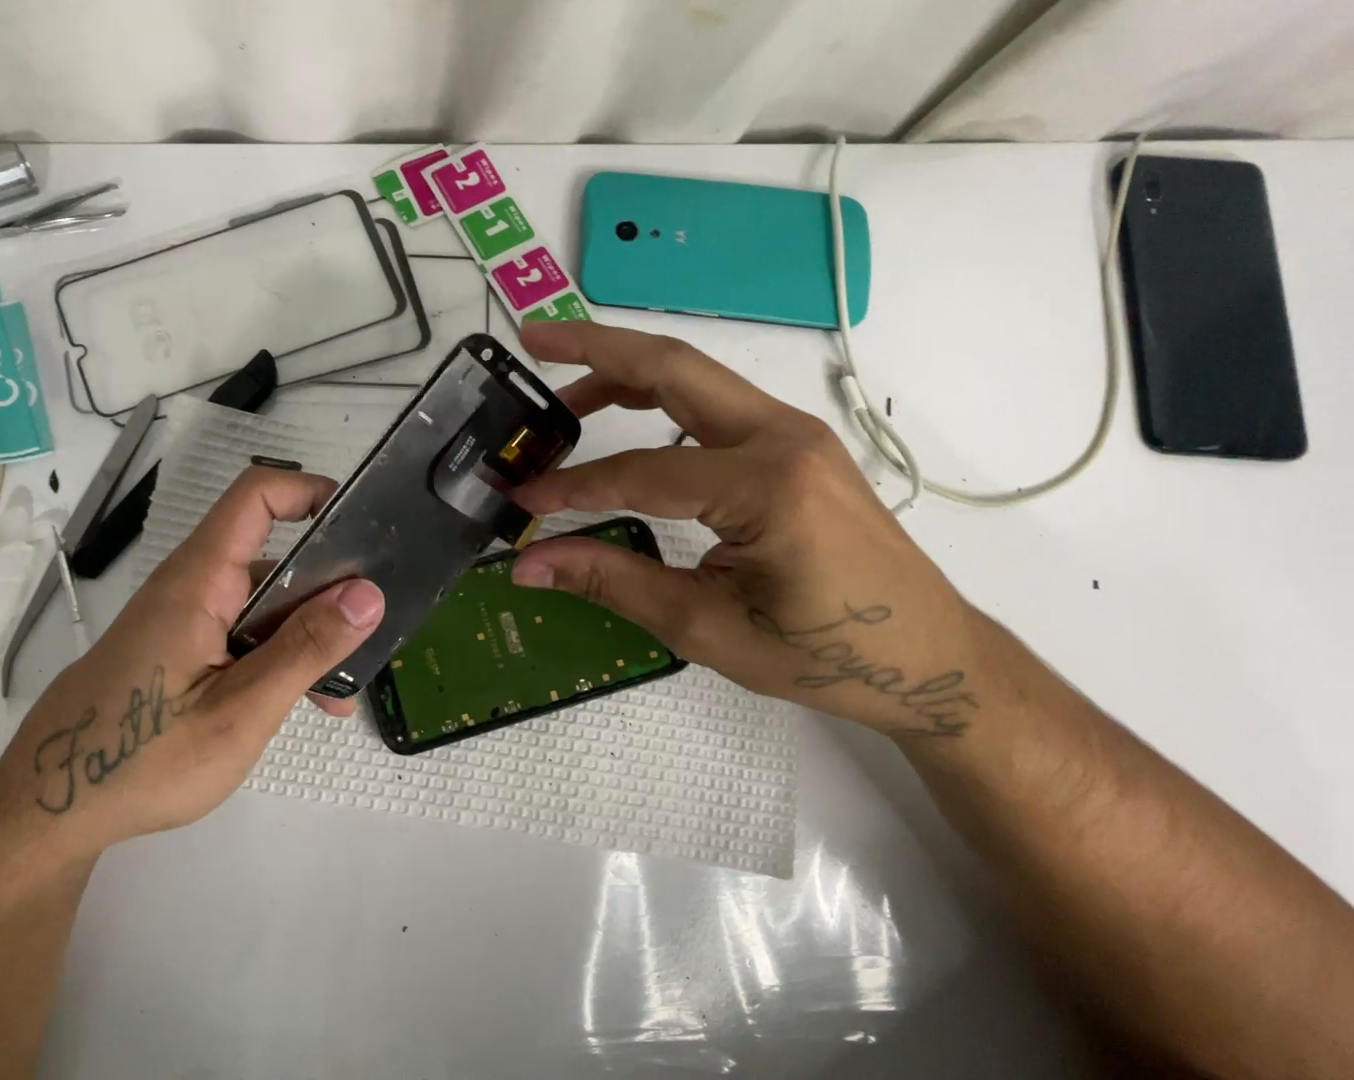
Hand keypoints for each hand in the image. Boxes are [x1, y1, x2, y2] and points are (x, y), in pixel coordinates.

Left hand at [3, 467, 384, 853]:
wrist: (50, 810)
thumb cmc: (143, 760)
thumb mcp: (240, 711)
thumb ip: (306, 649)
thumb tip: (369, 592)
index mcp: (198, 583)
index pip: (254, 498)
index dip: (308, 492)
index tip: (361, 526)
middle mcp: (187, 591)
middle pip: (267, 556)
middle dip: (326, 585)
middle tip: (372, 630)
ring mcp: (179, 624)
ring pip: (257, 606)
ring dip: (305, 634)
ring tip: (343, 689)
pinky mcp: (174, 655)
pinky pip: (237, 638)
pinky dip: (274, 659)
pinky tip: (306, 703)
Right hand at [510, 321, 988, 738]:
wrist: (929, 657)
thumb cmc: (822, 654)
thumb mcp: (707, 627)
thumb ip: (613, 582)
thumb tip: (528, 565)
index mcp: (767, 487)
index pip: (641, 471)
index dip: (572, 487)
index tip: (520, 500)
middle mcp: (784, 438)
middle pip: (674, 368)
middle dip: (596, 348)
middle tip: (532, 339)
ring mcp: (797, 433)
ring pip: (696, 377)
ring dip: (626, 372)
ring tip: (564, 393)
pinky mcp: (798, 445)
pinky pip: (716, 403)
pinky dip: (662, 397)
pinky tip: (627, 417)